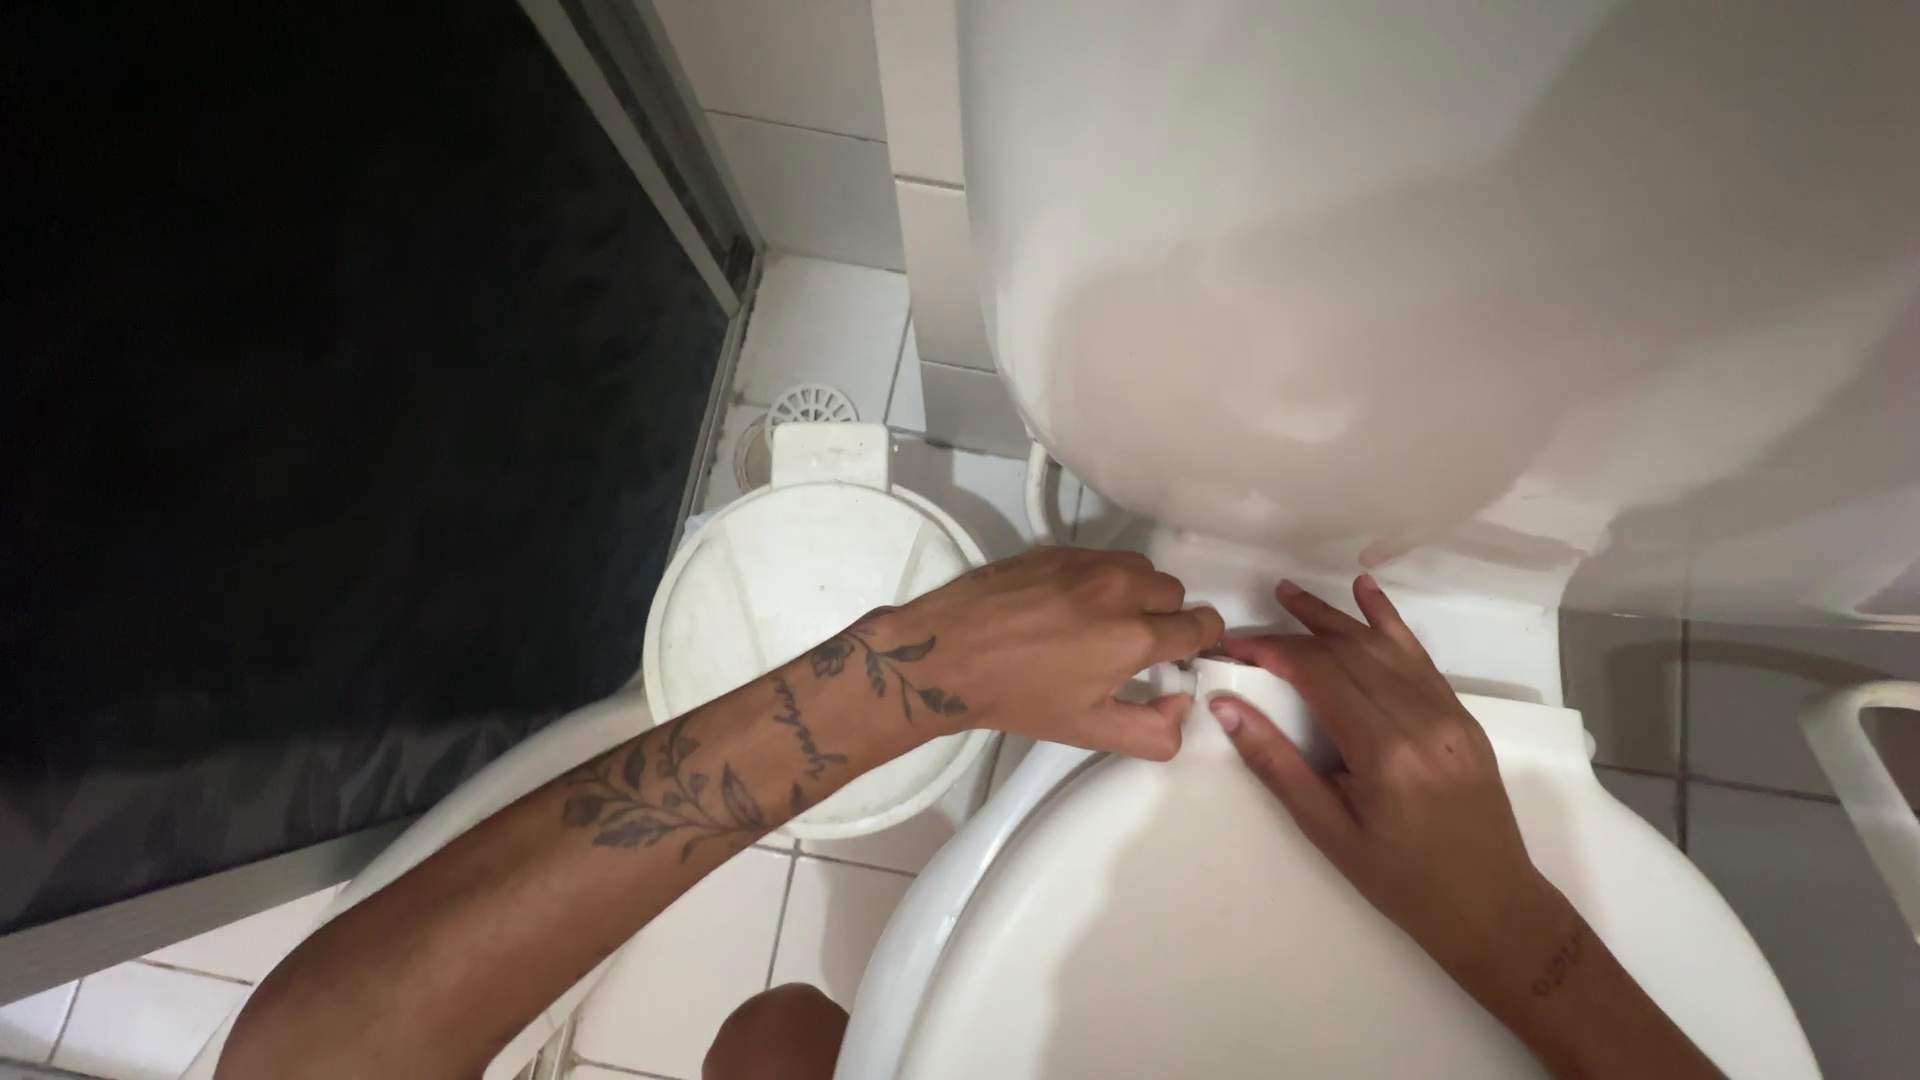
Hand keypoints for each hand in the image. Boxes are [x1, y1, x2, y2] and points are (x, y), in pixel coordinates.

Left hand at [871, 547, 1223, 759]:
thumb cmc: (1017, 695)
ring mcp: (1085, 563)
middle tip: (1137, 643)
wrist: (949, 653)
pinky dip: (1102, 578)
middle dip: (1168, 617)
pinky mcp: (1055, 550)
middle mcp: (1118, 589)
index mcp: (1133, 635)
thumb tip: (1181, 706)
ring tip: (1104, 621)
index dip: (1200, 641)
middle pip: (1174, 592)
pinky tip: (1070, 603)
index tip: (1185, 653)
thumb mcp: (1088, 729)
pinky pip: (1101, 558)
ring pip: (1139, 568)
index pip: (1199, 625)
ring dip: (1138, 592)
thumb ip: (1153, 731)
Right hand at [1206, 575, 1568, 989]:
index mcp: (1385, 750)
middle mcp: (1421, 719)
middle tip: (1246, 628)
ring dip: (1332, 615)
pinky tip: (1367, 591)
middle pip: (1347, 652)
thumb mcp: (1325, 829)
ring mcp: (1448, 713)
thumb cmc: (1400, 878)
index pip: (1319, 674)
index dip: (1271, 650)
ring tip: (1290, 592)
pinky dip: (1389, 621)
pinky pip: (1418, 657)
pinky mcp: (1461, 717)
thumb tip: (1225, 706)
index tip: (1231, 646)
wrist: (1495, 910)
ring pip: (1381, 646)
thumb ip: (1274, 761)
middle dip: (1292, 632)